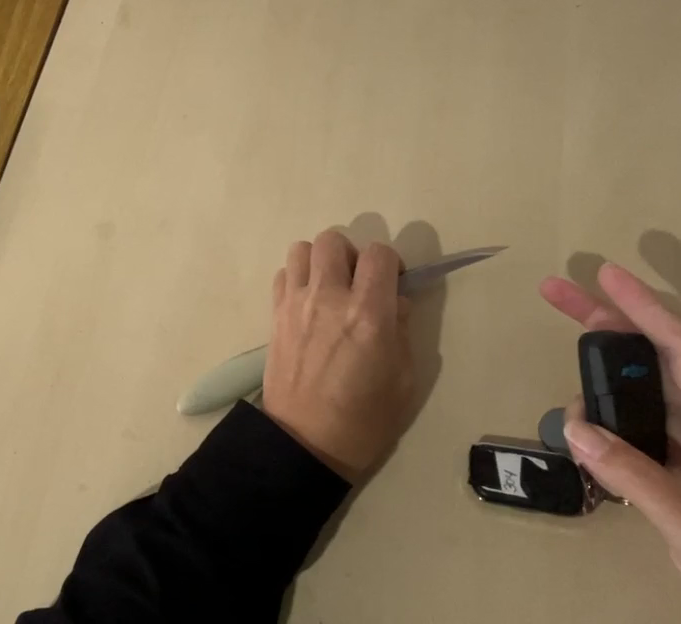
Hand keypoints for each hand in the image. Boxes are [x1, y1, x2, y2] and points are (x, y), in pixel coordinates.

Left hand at [261, 230, 412, 480]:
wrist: (306, 439)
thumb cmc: (365, 418)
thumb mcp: (405, 378)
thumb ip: (402, 330)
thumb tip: (395, 301)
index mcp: (368, 314)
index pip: (379, 255)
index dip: (391, 262)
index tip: (393, 282)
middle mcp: (328, 298)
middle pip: (332, 240)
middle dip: (352, 253)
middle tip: (359, 281)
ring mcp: (296, 302)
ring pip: (301, 249)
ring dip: (320, 260)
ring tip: (331, 287)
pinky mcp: (275, 312)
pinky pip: (282, 274)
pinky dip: (297, 278)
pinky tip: (309, 303)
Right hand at [540, 262, 680, 622]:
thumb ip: (639, 481)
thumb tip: (576, 427)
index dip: (647, 311)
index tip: (605, 275)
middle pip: (659, 358)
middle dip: (608, 319)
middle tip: (554, 291)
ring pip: (643, 387)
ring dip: (601, 361)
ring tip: (562, 344)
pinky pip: (635, 422)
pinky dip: (602, 407)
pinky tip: (580, 418)